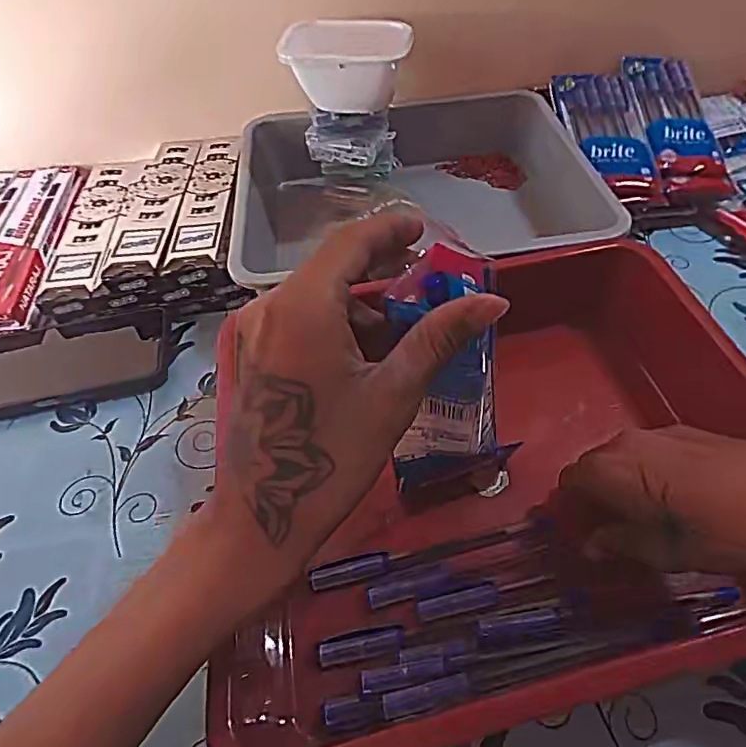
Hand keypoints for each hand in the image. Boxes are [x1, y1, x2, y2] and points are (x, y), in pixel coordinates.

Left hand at [196, 212, 507, 600]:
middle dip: (382, 272)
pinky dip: (336, 325)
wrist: (263, 519)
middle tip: (426, 283)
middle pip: (332, 269)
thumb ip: (440, 336)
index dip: (389, 229)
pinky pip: (300, 320)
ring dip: (361, 304)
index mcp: (302, 306)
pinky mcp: (252, 355)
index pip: (350, 243)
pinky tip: (366, 354)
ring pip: (317, 297)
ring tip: (403, 330)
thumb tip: (493, 301)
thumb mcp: (394, 392)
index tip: (422, 226)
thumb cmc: (334, 455)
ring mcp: (254, 332)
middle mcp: (269, 307)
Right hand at [558, 425, 745, 590]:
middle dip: (592, 496)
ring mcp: (664, 432)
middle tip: (610, 533)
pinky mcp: (691, 432)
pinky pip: (648, 450)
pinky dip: (644, 473)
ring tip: (643, 519)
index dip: (570, 510)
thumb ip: (623, 543)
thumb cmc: (732, 533)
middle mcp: (633, 440)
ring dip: (618, 484)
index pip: (571, 480)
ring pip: (621, 455)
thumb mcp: (672, 550)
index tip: (583, 537)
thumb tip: (594, 543)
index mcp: (619, 468)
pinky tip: (675, 500)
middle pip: (592, 464)